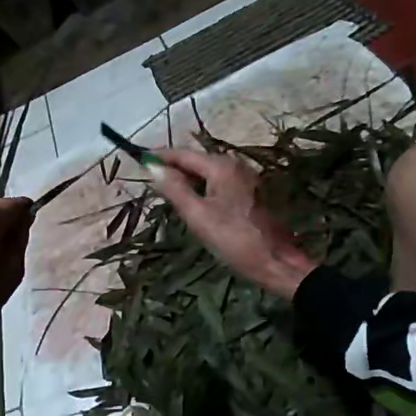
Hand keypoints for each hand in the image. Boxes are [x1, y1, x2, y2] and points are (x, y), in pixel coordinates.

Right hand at [150, 148, 316, 299]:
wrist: (274, 261)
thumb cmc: (233, 239)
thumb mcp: (197, 215)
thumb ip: (175, 189)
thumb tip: (153, 168)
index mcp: (222, 167)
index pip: (184, 154)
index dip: (161, 156)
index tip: (140, 157)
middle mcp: (236, 166)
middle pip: (197, 161)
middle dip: (174, 167)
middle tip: (150, 176)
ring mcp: (245, 179)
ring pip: (208, 173)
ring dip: (187, 178)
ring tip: (165, 188)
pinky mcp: (250, 194)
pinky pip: (218, 184)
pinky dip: (201, 188)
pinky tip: (191, 200)